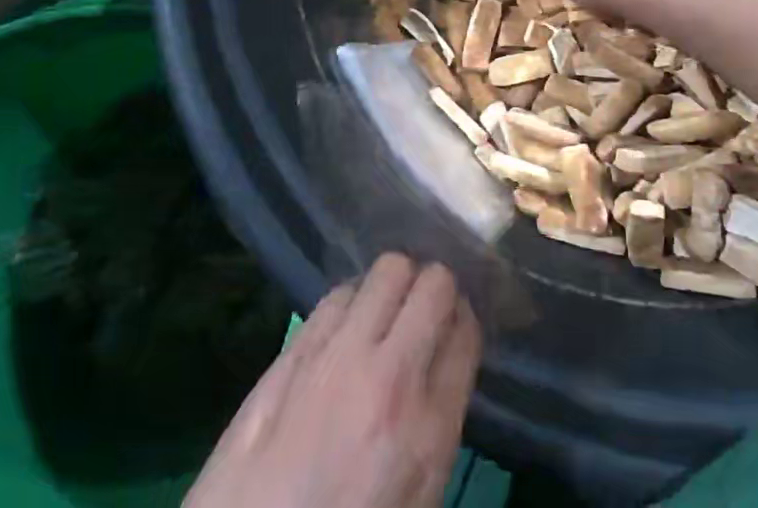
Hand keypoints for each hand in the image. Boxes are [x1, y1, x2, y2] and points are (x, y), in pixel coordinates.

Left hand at [185, 255, 480, 507]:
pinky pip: (336, 296)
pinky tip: (345, 328)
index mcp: (429, 424)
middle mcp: (387, 376)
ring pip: (385, 273)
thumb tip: (446, 352)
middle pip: (434, 283)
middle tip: (426, 312)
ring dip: (392, 288)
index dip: (464, 320)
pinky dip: (351, 302)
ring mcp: (335, 359)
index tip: (453, 327)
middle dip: (437, 288)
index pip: (467, 329)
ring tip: (384, 314)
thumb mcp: (419, 492)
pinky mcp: (290, 354)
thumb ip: (441, 413)